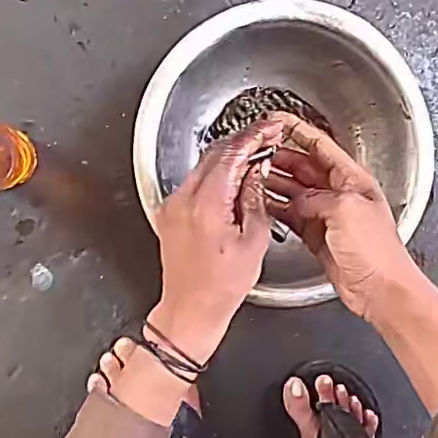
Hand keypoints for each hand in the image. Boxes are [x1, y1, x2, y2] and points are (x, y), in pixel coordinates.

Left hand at [149, 116, 290, 359]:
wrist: (190, 309)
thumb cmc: (221, 286)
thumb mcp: (254, 241)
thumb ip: (255, 199)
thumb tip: (256, 172)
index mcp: (205, 205)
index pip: (230, 155)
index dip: (252, 137)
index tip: (268, 128)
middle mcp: (183, 200)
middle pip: (214, 155)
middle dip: (242, 143)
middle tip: (265, 138)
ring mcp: (172, 207)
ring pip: (203, 168)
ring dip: (229, 159)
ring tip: (254, 160)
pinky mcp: (169, 215)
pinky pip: (194, 184)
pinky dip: (215, 177)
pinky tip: (233, 182)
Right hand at [264, 112, 422, 319]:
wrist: (380, 289)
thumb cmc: (376, 252)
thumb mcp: (345, 211)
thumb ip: (316, 197)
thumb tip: (296, 200)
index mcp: (352, 180)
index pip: (321, 147)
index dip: (299, 131)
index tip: (279, 120)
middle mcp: (340, 194)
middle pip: (304, 167)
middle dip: (280, 156)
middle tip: (258, 151)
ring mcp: (328, 215)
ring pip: (295, 190)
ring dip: (275, 181)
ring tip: (254, 174)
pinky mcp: (318, 235)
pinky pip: (292, 215)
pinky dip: (277, 208)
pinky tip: (263, 203)